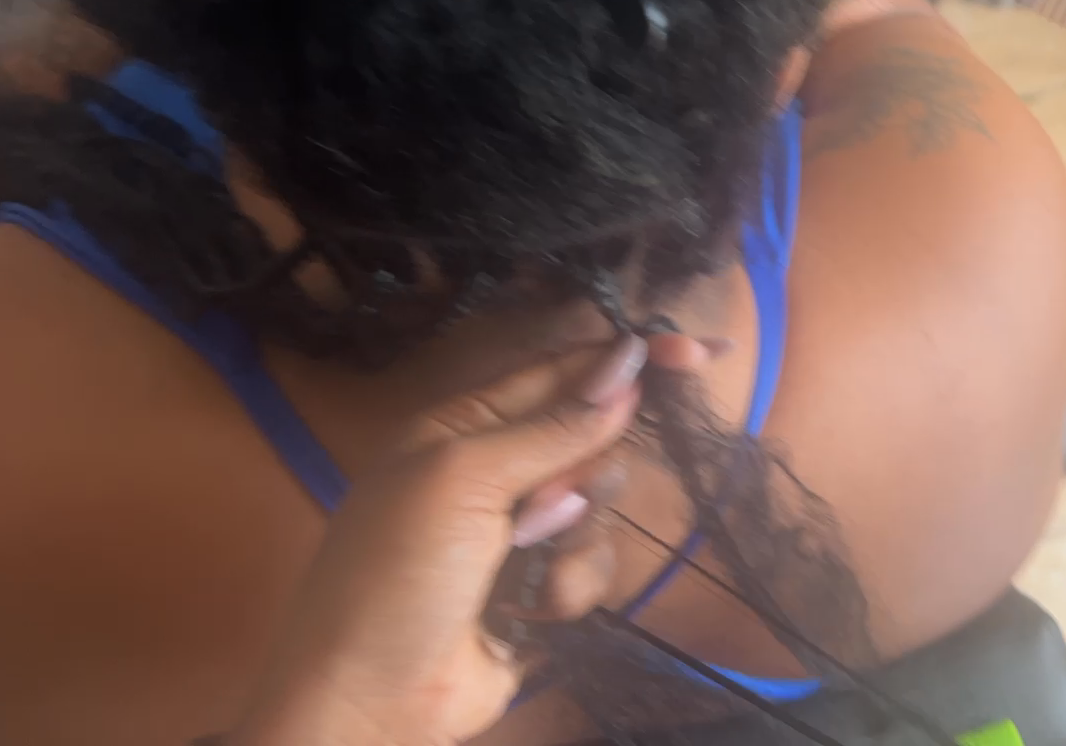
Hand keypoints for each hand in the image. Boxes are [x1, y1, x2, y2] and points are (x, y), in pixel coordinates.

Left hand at [231, 335, 649, 745]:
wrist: (368, 713)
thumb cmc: (398, 576)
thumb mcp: (465, 482)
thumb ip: (555, 425)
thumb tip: (630, 365)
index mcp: (472, 423)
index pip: (569, 368)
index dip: (633, 358)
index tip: (697, 355)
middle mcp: (504, 463)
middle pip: (596, 433)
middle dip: (585, 469)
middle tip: (551, 503)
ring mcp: (527, 522)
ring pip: (602, 494)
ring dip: (573, 531)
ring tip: (527, 558)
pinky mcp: (547, 574)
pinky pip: (595, 555)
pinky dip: (570, 581)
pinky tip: (534, 608)